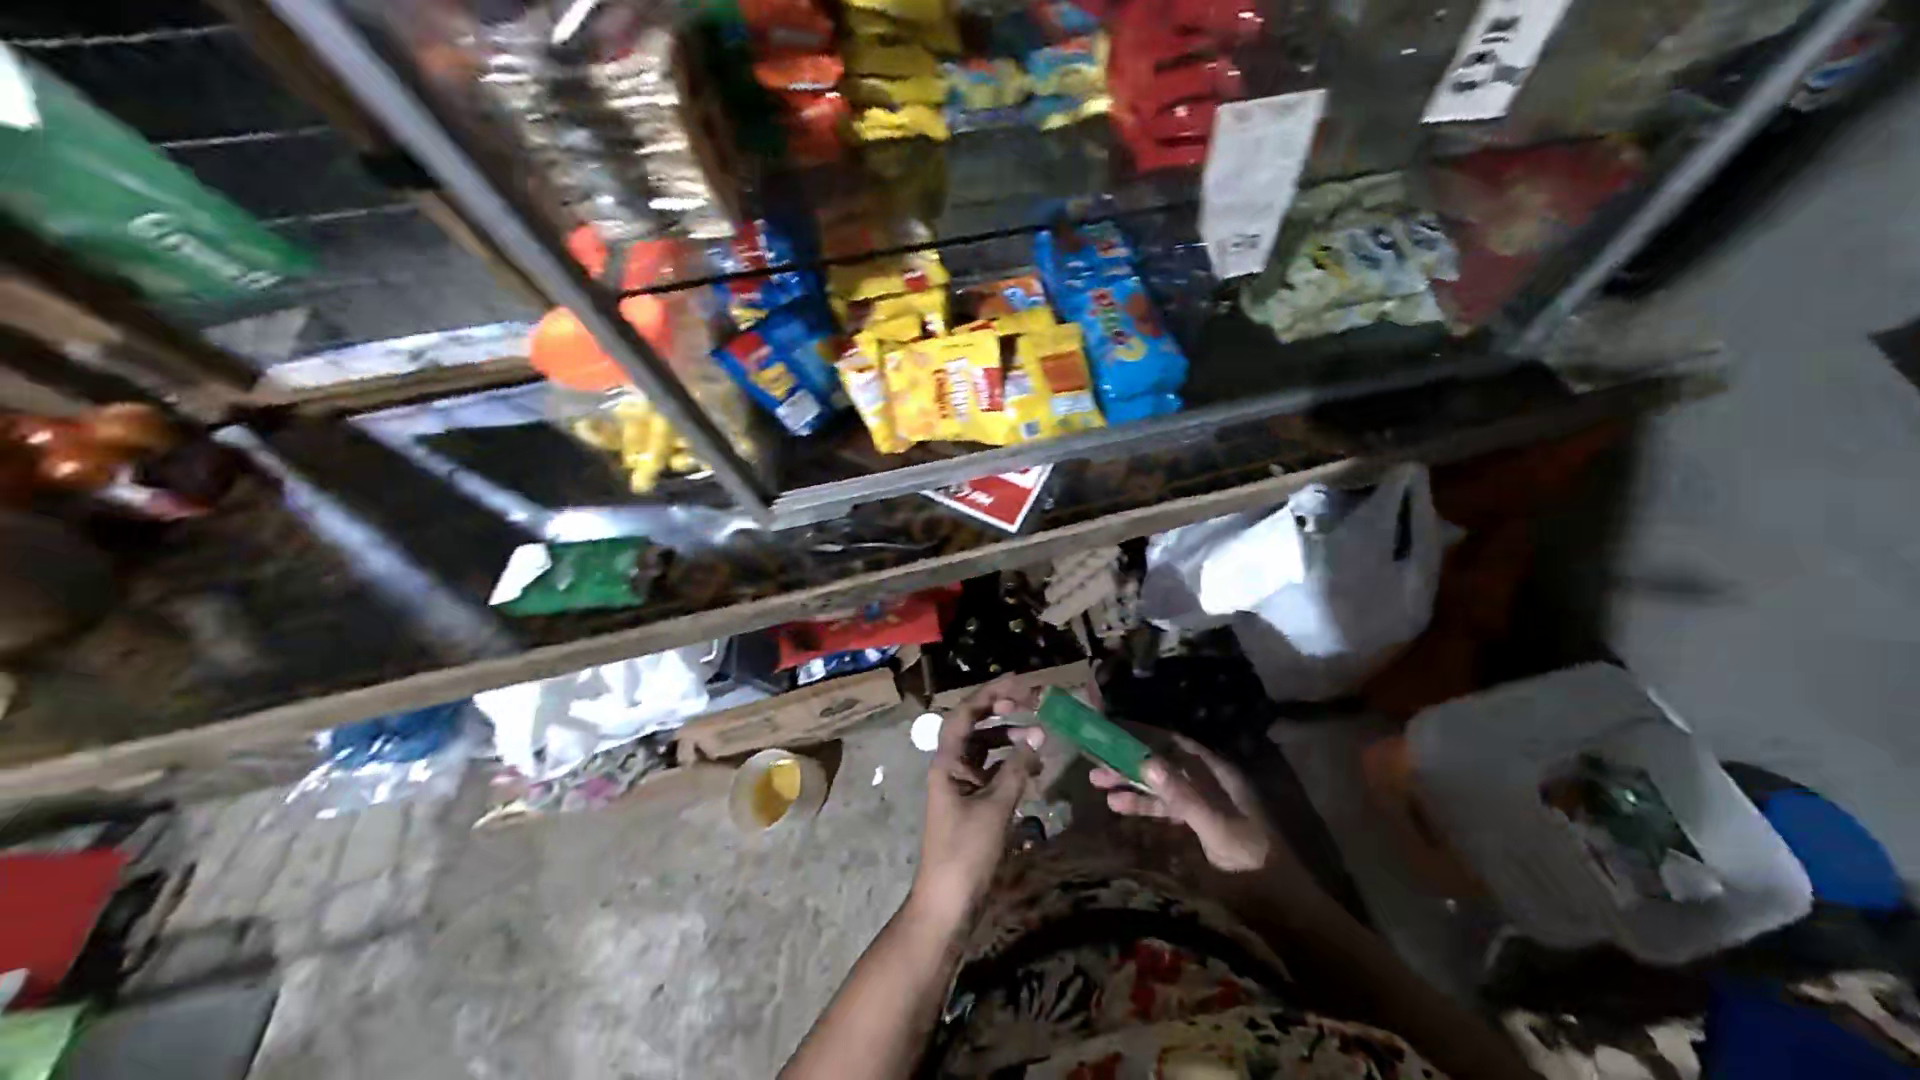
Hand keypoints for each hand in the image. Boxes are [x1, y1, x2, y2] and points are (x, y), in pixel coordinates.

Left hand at [909, 679, 1042, 931]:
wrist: (947, 900)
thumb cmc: (966, 851)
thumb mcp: (995, 807)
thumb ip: (1017, 769)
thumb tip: (1038, 734)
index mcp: (946, 762)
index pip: (965, 714)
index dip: (990, 694)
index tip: (1019, 683)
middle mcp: (950, 766)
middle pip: (975, 726)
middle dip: (1002, 711)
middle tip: (1033, 703)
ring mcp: (960, 784)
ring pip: (985, 748)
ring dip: (1009, 738)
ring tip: (1038, 738)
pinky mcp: (972, 802)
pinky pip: (992, 771)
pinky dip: (1011, 764)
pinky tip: (1033, 768)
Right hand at [1092, 734, 1277, 872]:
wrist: (1282, 903)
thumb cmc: (1252, 858)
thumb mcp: (1215, 826)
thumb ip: (1182, 795)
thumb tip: (1146, 762)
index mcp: (1217, 773)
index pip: (1175, 743)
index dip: (1145, 734)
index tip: (1113, 730)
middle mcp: (1207, 782)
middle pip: (1163, 764)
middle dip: (1130, 762)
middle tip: (1095, 761)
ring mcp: (1202, 803)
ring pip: (1160, 787)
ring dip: (1131, 785)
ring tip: (1097, 783)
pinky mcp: (1198, 825)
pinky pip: (1165, 809)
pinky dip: (1143, 807)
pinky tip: (1119, 807)